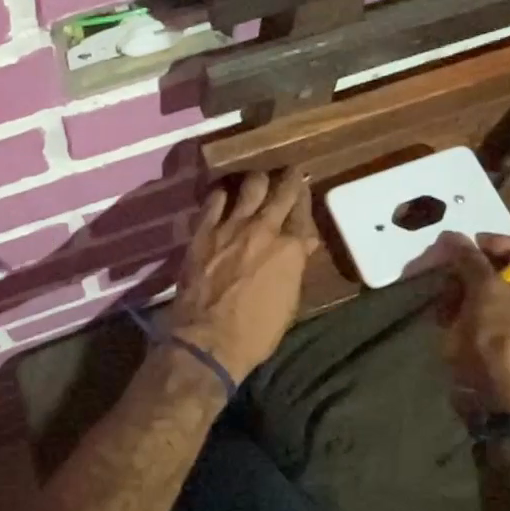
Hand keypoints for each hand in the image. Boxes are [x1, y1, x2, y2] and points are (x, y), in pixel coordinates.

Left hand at [165, 169, 320, 382]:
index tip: (305, 191)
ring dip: (257, 181)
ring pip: (250, 186)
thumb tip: (303, 245)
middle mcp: (264, 229)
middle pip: (281, 191)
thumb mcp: (288, 303)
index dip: (306, 199)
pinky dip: (222, 194)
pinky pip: (214, 200)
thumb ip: (294, 267)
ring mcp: (231, 226)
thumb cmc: (256, 332)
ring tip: (258, 179)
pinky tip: (224, 194)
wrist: (208, 339)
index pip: (303, 213)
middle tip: (291, 171)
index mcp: (291, 249)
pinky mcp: (203, 231)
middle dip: (289, 178)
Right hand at [438, 234, 509, 413]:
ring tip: (443, 300)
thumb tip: (454, 236)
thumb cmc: (501, 340)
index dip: (507, 246)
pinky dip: (463, 314)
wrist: (495, 400)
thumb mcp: (485, 292)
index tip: (476, 247)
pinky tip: (444, 319)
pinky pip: (482, 319)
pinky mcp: (500, 346)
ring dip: (462, 292)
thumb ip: (470, 260)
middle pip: (509, 275)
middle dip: (474, 271)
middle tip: (450, 272)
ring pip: (489, 296)